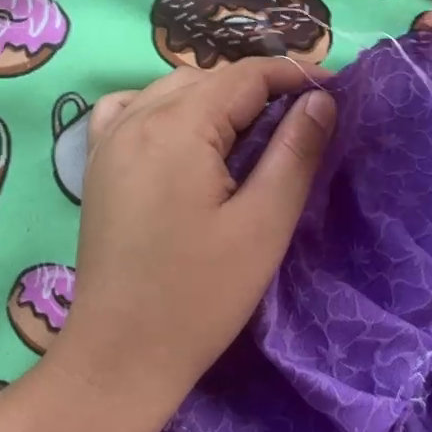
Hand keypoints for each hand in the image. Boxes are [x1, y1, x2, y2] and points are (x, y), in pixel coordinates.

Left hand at [51, 60, 336, 410]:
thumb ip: (294, 153)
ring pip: (172, 89)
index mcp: (178, 127)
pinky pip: (132, 109)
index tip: (334, 92)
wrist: (120, 356)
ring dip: (217, 97)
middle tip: (302, 119)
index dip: (294, 75)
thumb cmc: (200, 297)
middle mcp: (137, 119)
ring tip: (253, 130)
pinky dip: (164, 106)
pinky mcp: (98, 165)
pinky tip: (183, 134)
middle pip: (209, 79)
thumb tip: (320, 99)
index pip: (246, 75)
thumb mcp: (263, 225)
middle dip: (260, 87)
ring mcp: (109, 140)